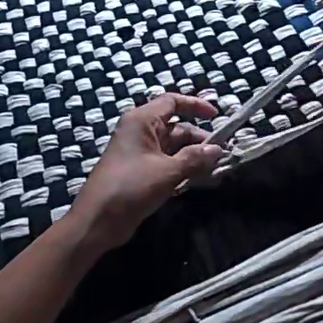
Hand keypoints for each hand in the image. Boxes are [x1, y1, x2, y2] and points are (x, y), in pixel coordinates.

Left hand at [64, 94, 222, 251]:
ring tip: (218, 167)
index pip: (172, 102)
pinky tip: (202, 179)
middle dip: (199, 138)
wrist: (98, 219)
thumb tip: (218, 149)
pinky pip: (168, 162)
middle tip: (224, 152)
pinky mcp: (141, 171)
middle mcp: (140, 131)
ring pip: (174, 147)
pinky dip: (184, 168)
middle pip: (176, 127)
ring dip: (194, 156)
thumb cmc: (131, 186)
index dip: (195, 105)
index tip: (217, 116)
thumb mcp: (167, 171)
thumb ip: (194, 158)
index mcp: (142, 120)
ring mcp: (140, 152)